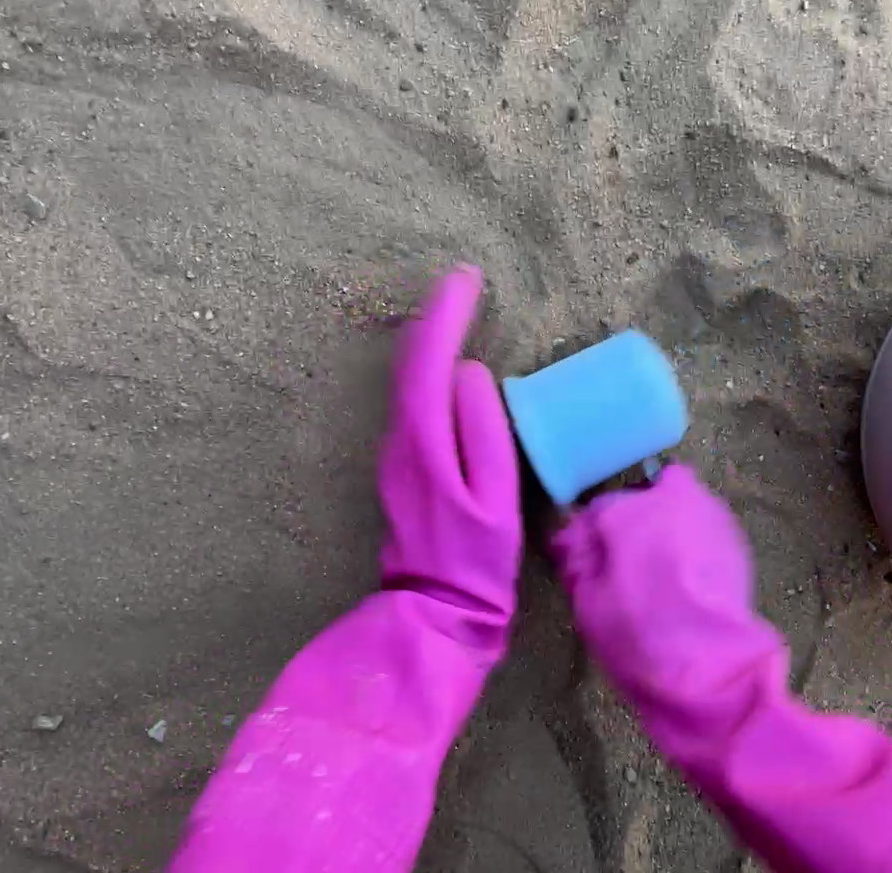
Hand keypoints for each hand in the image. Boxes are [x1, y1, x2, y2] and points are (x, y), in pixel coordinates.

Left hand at [377, 264, 521, 659]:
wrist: (434, 615)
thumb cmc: (476, 563)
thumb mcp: (495, 498)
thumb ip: (486, 432)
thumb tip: (471, 374)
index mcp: (424, 443)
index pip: (429, 362)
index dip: (446, 315)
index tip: (466, 277)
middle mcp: (400, 440)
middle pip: (411, 363)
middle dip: (435, 317)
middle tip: (463, 282)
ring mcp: (396, 454)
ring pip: (409, 380)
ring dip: (430, 339)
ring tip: (457, 308)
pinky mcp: (403, 466)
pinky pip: (414, 400)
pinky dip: (428, 368)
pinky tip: (445, 361)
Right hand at [550, 465, 768, 717]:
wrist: (707, 660)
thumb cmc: (636, 630)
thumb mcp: (588, 602)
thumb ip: (580, 562)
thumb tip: (574, 543)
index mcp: (623, 510)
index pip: (598, 509)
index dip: (592, 537)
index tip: (589, 562)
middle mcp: (667, 498)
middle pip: (645, 496)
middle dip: (638, 520)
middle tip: (632, 562)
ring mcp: (708, 513)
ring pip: (683, 504)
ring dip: (673, 525)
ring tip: (668, 571)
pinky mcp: (738, 539)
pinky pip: (707, 528)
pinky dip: (698, 544)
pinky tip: (694, 580)